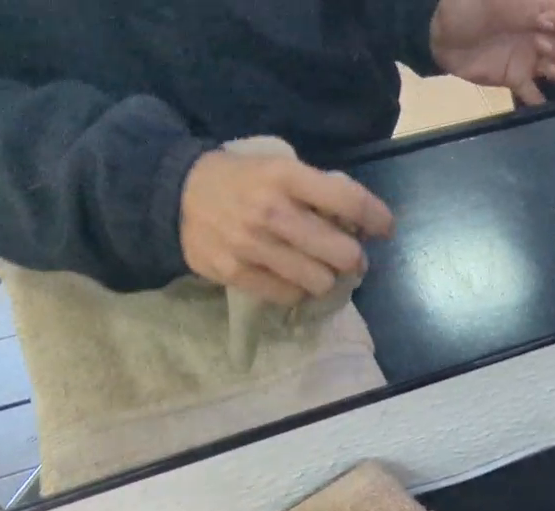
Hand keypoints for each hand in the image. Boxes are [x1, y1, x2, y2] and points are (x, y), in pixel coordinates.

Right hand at [179, 150, 393, 305]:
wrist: (170, 194)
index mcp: (284, 177)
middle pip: (343, 254)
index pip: (349, 201)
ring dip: (327, 279)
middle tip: (349, 258)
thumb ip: (317, 192)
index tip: (384, 229)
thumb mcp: (277, 170)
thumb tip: (364, 223)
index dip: (377, 219)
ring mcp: (252, 245)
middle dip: (355, 259)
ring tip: (318, 269)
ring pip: (321, 282)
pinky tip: (290, 277)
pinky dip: (298, 292)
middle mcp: (271, 211)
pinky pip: (290, 297)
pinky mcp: (236, 273)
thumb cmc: (239, 182)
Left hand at [430, 0, 554, 104]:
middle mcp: (539, 33)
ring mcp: (530, 58)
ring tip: (541, 69)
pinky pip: (536, 96)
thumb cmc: (465, 6)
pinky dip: (538, 100)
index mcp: (537, 7)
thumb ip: (526, 6)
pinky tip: (532, 97)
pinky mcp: (516, 80)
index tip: (543, 23)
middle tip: (538, 47)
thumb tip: (551, 20)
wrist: (437, 33)